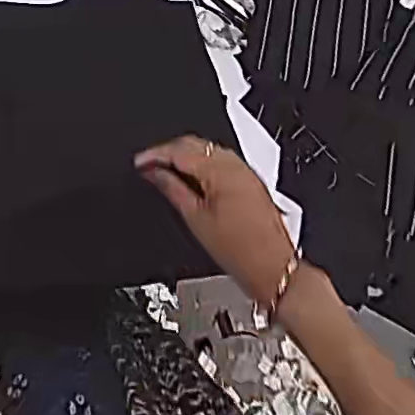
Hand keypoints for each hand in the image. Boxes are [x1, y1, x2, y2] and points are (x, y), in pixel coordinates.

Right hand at [136, 135, 295, 305]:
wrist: (275, 270)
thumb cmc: (242, 252)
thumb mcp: (195, 219)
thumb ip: (171, 188)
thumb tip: (152, 172)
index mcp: (220, 171)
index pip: (178, 150)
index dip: (154, 154)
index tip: (139, 162)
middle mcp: (235, 165)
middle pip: (193, 144)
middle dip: (167, 151)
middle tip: (148, 165)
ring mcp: (245, 171)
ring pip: (206, 150)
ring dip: (184, 156)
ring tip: (165, 172)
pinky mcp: (250, 180)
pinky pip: (220, 160)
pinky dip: (201, 164)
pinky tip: (191, 178)